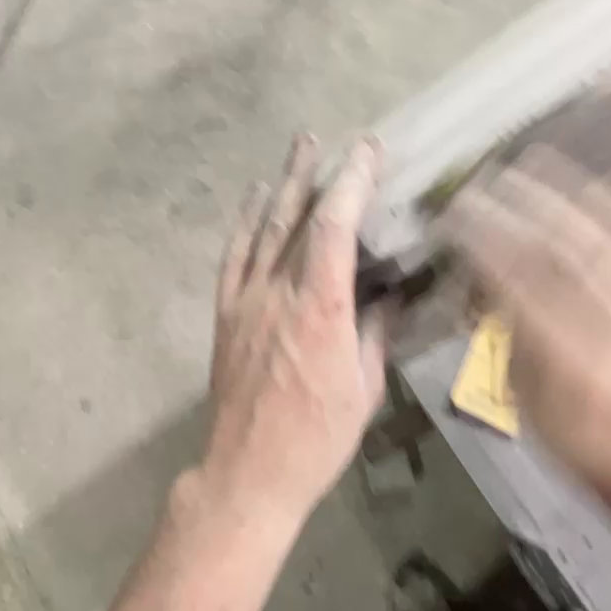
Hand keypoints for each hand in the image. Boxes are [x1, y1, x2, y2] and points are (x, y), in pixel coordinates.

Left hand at [199, 135, 390, 526]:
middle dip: (315, 174)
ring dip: (281, 187)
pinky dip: (246, 223)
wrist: (248, 470)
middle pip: (296, 218)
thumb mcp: (363, 389)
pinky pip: (234, 256)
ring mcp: (245, 300)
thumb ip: (373, 334)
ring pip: (263, 229)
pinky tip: (255, 201)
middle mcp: (277, 293)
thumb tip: (385, 296)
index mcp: (320, 309)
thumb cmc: (317, 438)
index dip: (351, 183)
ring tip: (295, 153)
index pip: (334, 227)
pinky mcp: (225, 313)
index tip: (367, 152)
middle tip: (328, 140)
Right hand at [443, 146, 610, 522]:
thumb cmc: (592, 452)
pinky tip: (609, 178)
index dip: (483, 242)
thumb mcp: (531, 407)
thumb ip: (510, 340)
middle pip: (568, 251)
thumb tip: (488, 280)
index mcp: (577, 366)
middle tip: (487, 180)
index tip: (455, 215)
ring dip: (570, 193)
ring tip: (534, 161)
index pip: (521, 285)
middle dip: (521, 206)